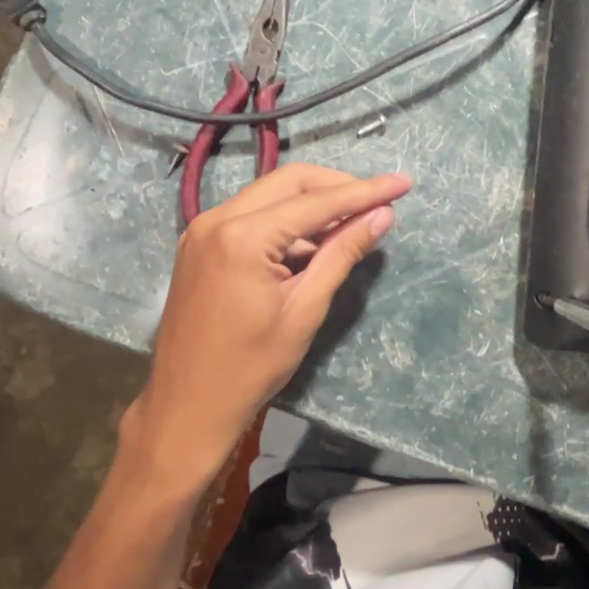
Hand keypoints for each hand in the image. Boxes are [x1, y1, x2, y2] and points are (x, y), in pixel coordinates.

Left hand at [124, 165, 411, 479]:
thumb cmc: (250, 367)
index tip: (402, 183)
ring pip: (269, 194)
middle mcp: (217, 218)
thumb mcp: (305, 309)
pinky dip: (285, 220)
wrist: (186, 407)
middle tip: (378, 200)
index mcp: (242, 236)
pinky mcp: (199, 243)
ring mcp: (202, 229)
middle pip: (290, 182)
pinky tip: (313, 241)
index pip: (315, 201)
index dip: (364, 191)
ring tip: (351, 223)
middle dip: (337, 186)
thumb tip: (382, 215)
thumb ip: (342, 254)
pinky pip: (251, 214)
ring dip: (311, 203)